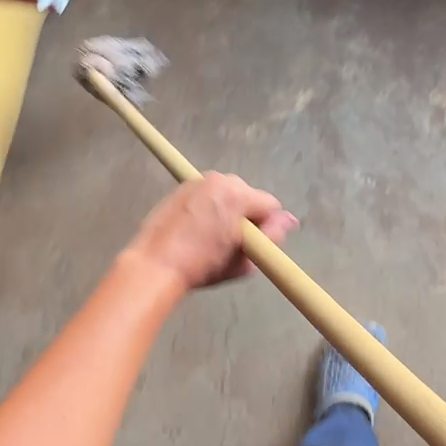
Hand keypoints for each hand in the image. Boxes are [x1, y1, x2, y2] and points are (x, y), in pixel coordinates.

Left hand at [126, 172, 298, 290]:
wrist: (154, 265)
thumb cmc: (201, 266)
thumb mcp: (243, 259)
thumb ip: (271, 237)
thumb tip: (290, 221)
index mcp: (238, 195)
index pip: (270, 205)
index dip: (267, 226)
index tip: (253, 244)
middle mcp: (221, 180)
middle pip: (248, 195)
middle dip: (246, 215)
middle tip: (232, 241)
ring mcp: (199, 180)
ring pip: (227, 193)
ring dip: (228, 209)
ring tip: (212, 236)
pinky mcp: (182, 187)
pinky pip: (208, 194)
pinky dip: (209, 206)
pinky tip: (196, 228)